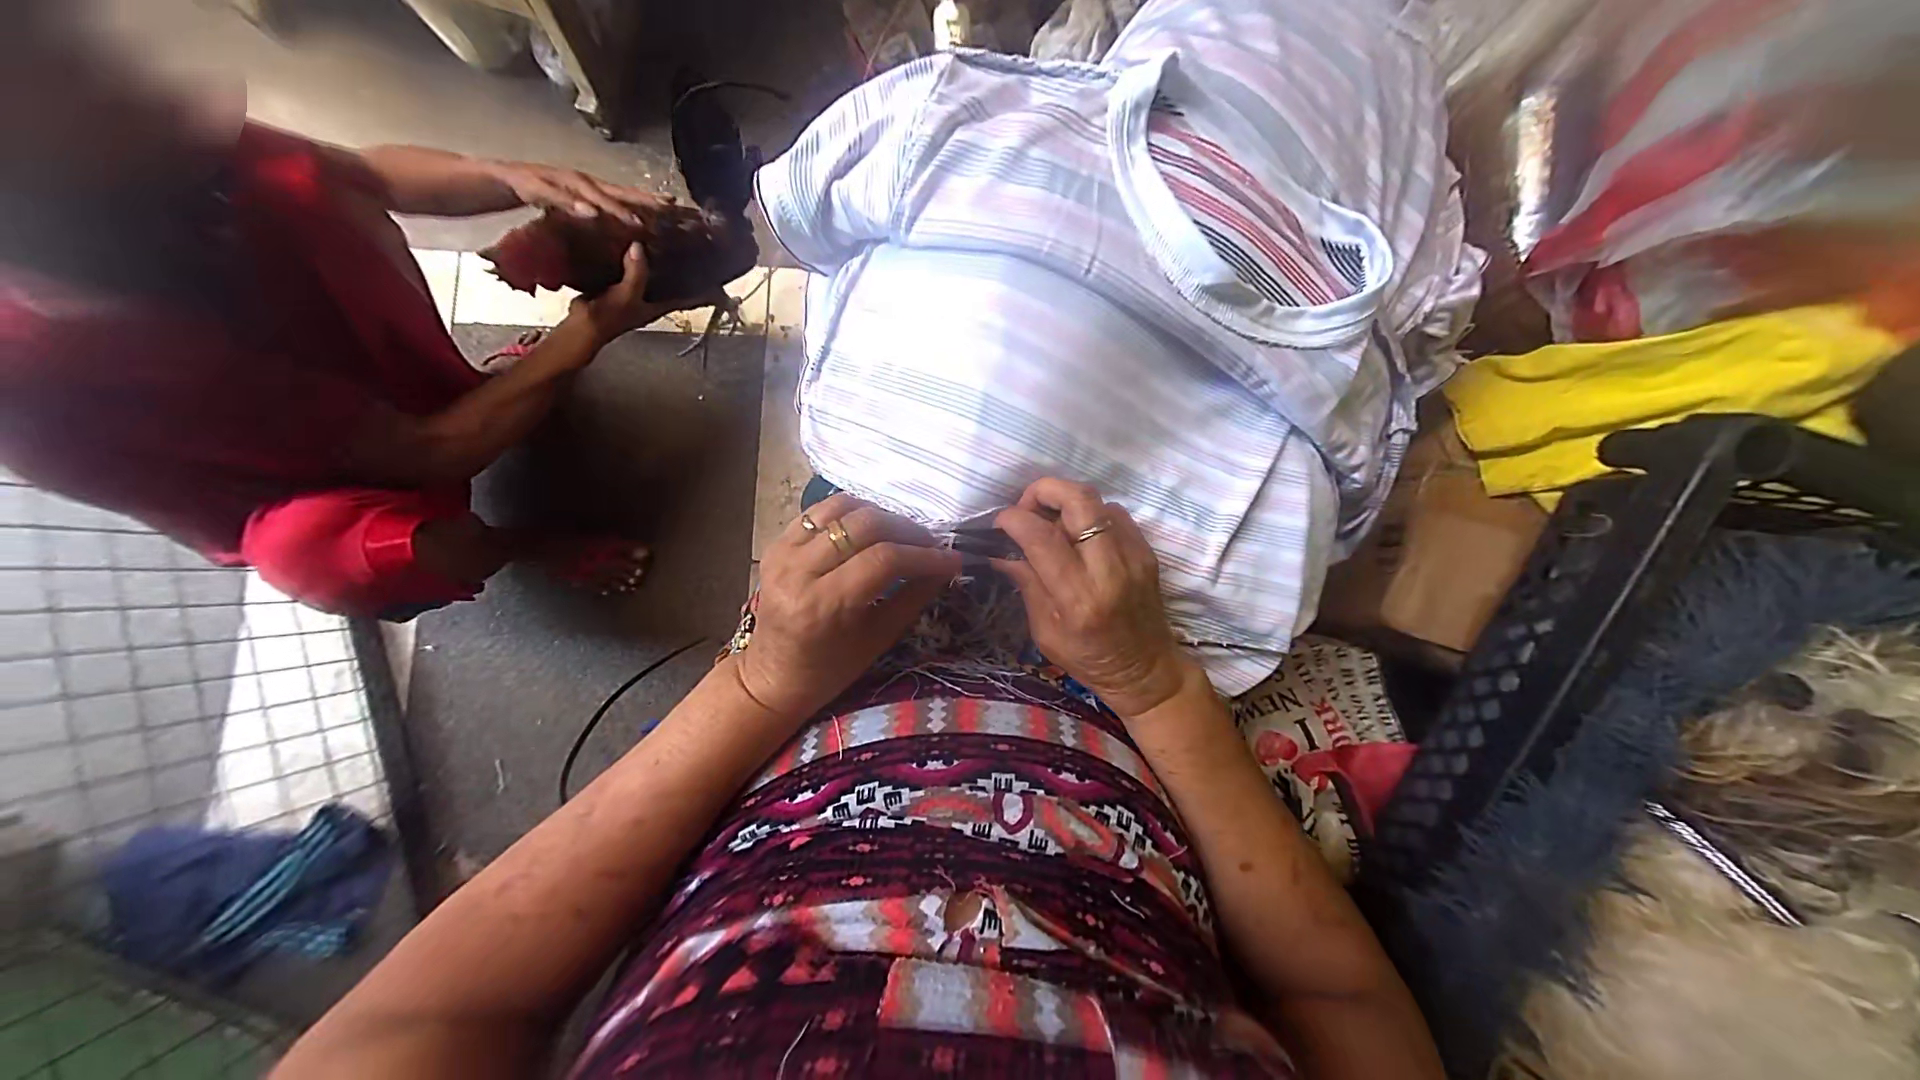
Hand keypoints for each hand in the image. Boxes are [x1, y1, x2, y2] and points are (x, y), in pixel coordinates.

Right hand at [490, 161, 668, 225]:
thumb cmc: (542, 195)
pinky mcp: (535, 184)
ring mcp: (558, 180)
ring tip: (635, 221)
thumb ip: (598, 215)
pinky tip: (589, 213)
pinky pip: (557, 196)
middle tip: (666, 209)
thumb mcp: (576, 207)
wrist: (498, 178)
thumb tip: (625, 228)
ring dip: (614, 207)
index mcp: (590, 188)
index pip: (625, 194)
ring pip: (590, 193)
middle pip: (615, 191)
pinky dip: (573, 204)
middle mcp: (579, 182)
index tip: (675, 205)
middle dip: (642, 200)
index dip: (649, 199)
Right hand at [573, 243, 720, 342]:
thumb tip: (640, 247)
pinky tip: (638, 242)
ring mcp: (636, 292)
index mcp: (660, 304)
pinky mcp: (619, 284)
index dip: (706, 292)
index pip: (690, 298)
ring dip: (662, 261)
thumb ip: (637, 273)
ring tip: (671, 239)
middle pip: (676, 284)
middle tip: (698, 250)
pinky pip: (633, 268)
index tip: (722, 283)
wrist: (582, 325)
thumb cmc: (610, 316)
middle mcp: (653, 298)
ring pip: (656, 275)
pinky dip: (637, 258)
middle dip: (686, 271)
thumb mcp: (627, 295)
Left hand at [737, 494, 961, 720]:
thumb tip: (947, 566)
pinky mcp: (777, 544)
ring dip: (880, 515)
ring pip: (842, 509)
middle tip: (931, 545)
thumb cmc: (831, 669)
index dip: (924, 555)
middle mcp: (799, 571)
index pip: (884, 559)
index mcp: (824, 605)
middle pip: (865, 526)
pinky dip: (851, 513)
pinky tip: (870, 528)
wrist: (774, 676)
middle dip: (907, 530)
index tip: (952, 559)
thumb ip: (914, 596)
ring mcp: (783, 552)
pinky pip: (820, 511)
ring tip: (902, 534)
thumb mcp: (879, 638)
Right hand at [994, 478, 1200, 717]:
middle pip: (1078, 500)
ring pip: (1096, 501)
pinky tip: (1079, 535)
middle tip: (1027, 507)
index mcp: (1078, 598)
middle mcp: (1109, 570)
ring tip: (1051, 522)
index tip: (1000, 523)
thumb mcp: (1044, 631)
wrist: (1146, 670)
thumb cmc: (1088, 659)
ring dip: (1066, 503)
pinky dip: (1090, 514)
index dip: (1014, 518)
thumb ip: (1026, 582)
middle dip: (1044, 490)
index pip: (1042, 537)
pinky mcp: (1146, 551)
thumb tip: (1000, 549)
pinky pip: (1114, 513)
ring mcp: (1133, 556)